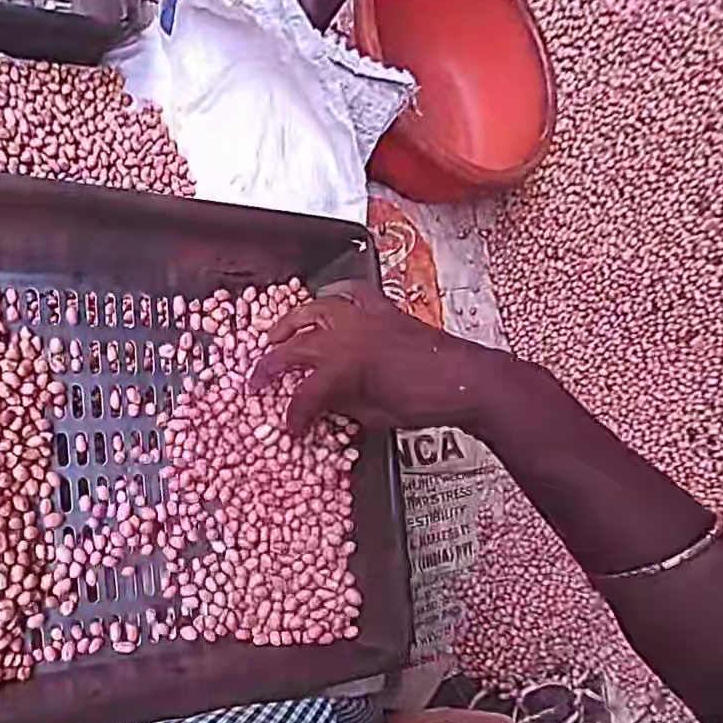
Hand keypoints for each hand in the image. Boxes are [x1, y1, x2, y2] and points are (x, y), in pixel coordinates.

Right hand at [247, 278, 512, 434]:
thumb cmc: (424, 404)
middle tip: (256, 381)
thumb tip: (320, 404)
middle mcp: (348, 335)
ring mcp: (364, 317)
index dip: (293, 415)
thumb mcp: (375, 416)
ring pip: (314, 310)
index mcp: (345, 367)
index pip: (304, 394)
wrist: (466, 380)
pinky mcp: (381, 309)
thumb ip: (341, 406)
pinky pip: (351, 294)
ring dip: (289, 323)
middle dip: (270, 367)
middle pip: (295, 347)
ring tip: (275, 335)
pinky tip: (326, 302)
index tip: (290, 428)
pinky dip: (334, 297)